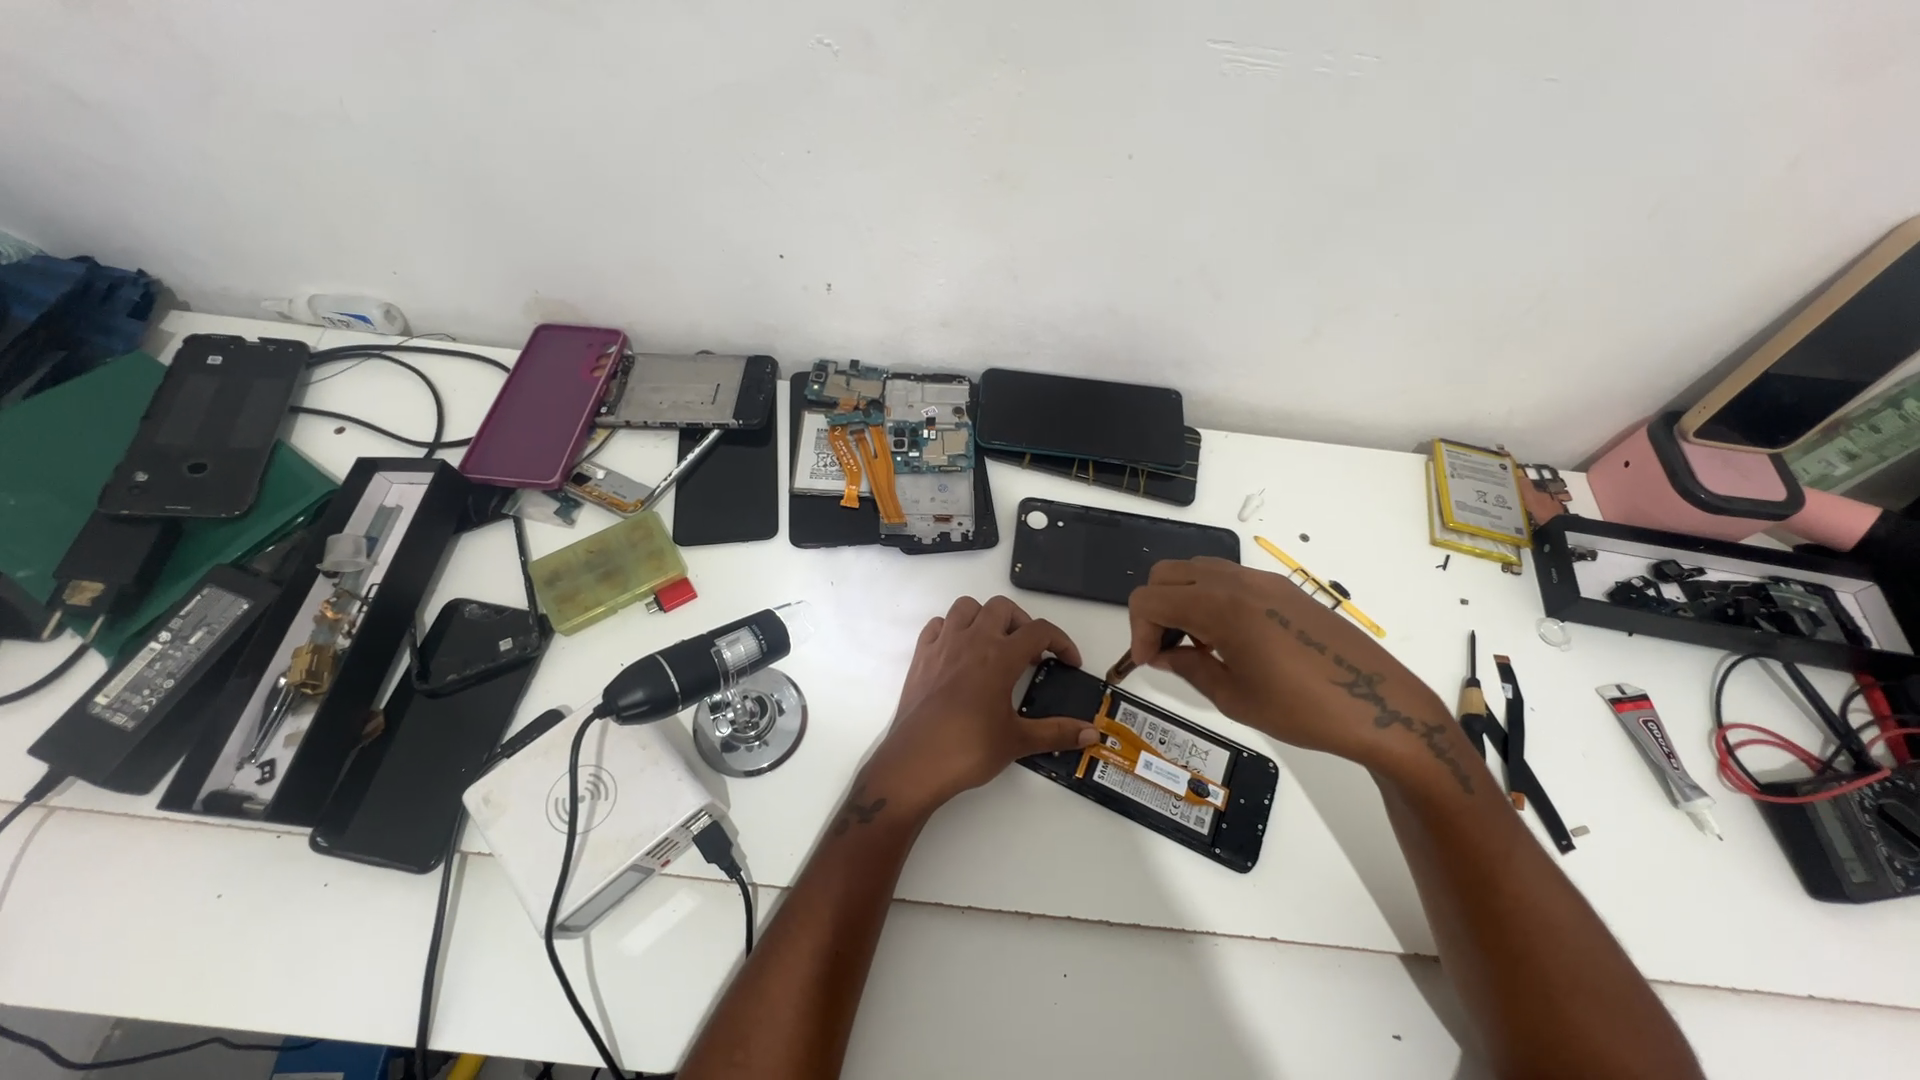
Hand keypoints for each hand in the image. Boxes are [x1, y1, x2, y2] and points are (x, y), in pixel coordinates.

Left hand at [860, 596, 1097, 819]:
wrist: (915, 764)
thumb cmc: (969, 750)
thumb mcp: (1018, 741)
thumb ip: (1057, 732)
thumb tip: (1091, 733)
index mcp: (999, 657)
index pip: (1039, 631)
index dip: (1061, 642)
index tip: (1069, 662)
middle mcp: (971, 641)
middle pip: (1002, 608)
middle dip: (1022, 623)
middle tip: (1031, 652)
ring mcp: (942, 645)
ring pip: (966, 607)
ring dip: (985, 618)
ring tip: (995, 645)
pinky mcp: (920, 657)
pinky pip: (937, 626)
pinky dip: (952, 629)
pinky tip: (960, 652)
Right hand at [1128, 558, 1479, 792]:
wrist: (1381, 707)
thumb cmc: (1303, 710)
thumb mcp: (1235, 698)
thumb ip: (1190, 668)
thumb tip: (1164, 654)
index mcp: (1221, 606)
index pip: (1150, 598)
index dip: (1138, 631)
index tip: (1152, 662)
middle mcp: (1239, 582)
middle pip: (1168, 573)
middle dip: (1155, 609)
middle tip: (1167, 650)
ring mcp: (1265, 581)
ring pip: (1198, 570)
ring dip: (1183, 600)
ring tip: (1199, 647)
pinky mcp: (1284, 589)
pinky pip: (1230, 579)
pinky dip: (1212, 599)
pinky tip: (1230, 641)